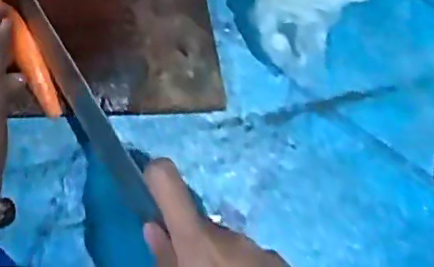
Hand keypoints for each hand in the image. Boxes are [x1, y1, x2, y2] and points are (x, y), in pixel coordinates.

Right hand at [142, 158, 287, 266]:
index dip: (154, 180)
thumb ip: (165, 262)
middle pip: (201, 225)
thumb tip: (154, 229)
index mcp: (197, 239)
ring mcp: (261, 251)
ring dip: (224, 265)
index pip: (165, 176)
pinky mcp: (283, 266)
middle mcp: (230, 235)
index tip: (150, 199)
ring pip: (230, 247)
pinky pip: (255, 262)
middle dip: (196, 248)